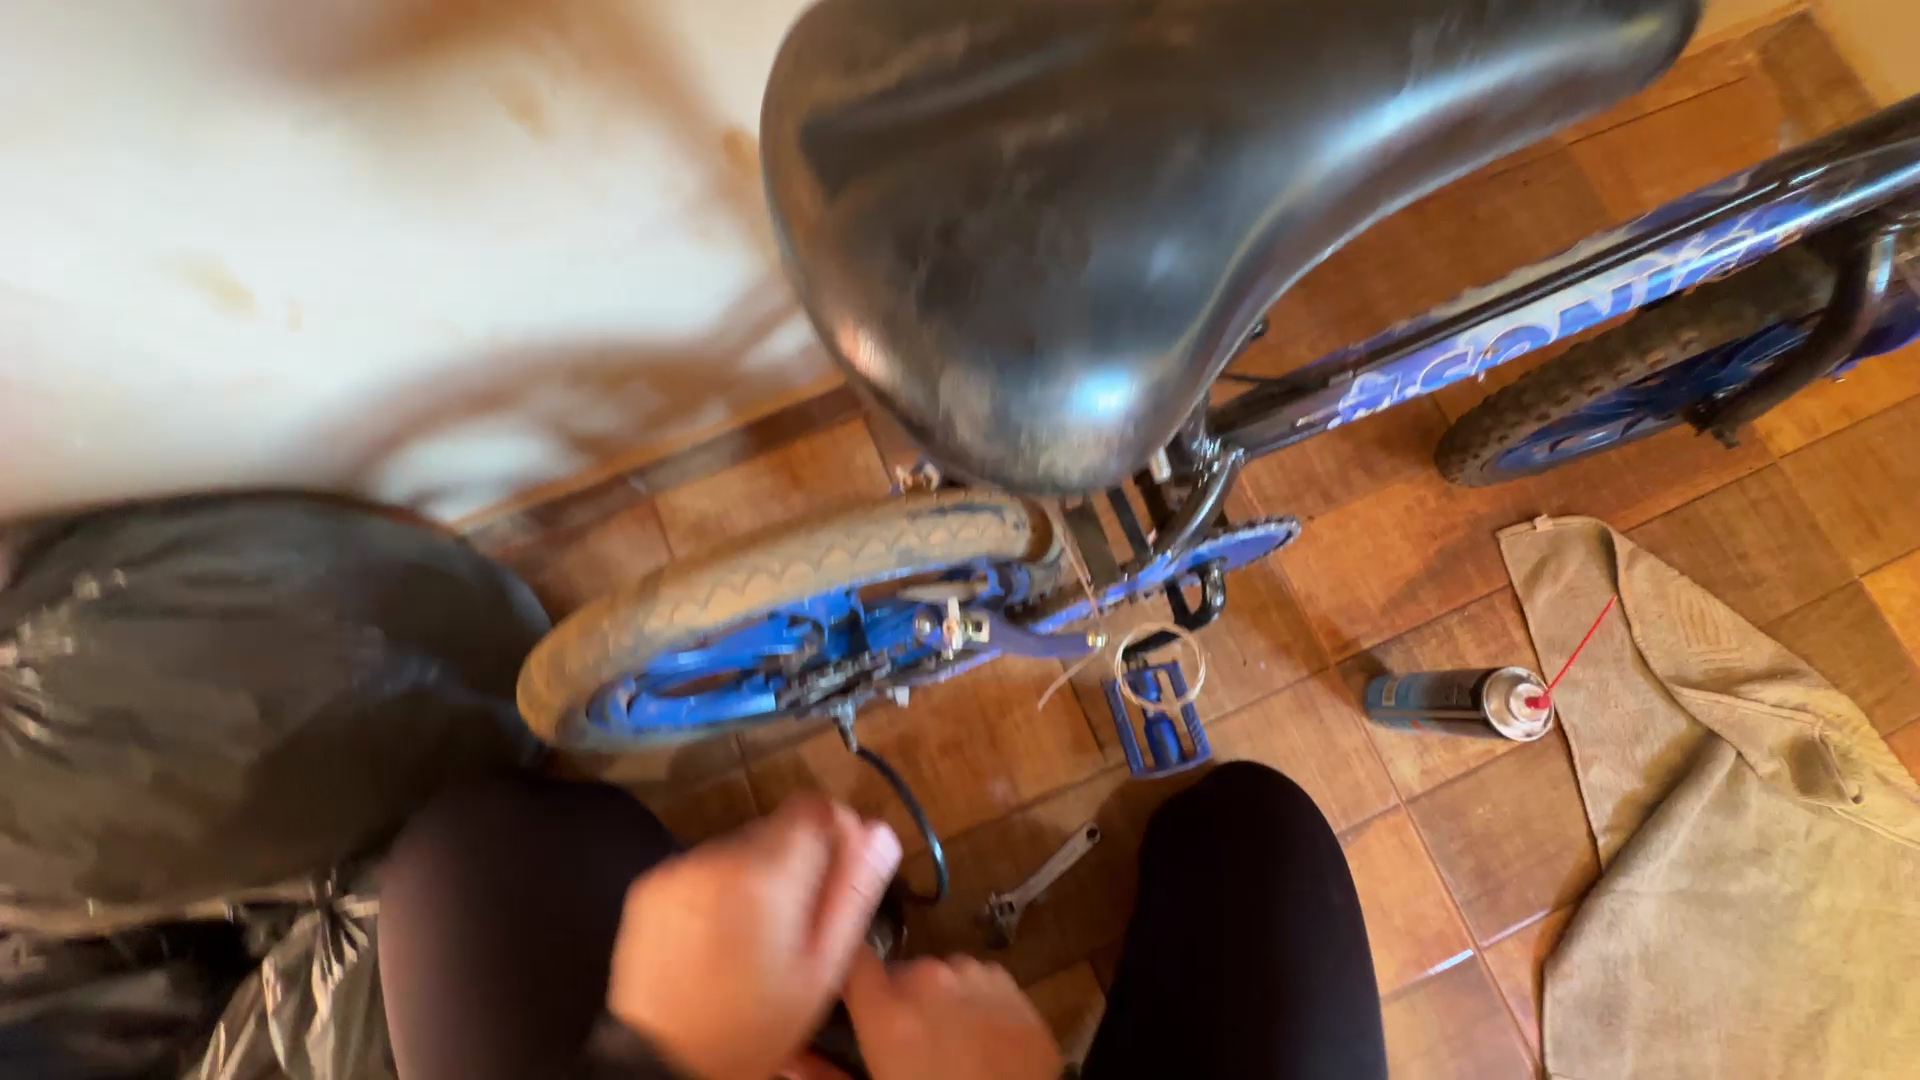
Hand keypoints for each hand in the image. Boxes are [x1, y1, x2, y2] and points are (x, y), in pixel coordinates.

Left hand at [606, 796, 902, 1079]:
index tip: (836, 871)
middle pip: (779, 825)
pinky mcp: (652, 883)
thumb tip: (880, 833)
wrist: (663, 1066)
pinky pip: (707, 864)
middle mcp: (718, 855)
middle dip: (796, 858)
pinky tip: (720, 932)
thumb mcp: (822, 967)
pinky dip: (721, 885)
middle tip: (797, 918)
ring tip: (755, 932)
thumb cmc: (756, 1023)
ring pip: (744, 844)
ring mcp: (680, 867)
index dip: (835, 830)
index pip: (816, 806)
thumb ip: (854, 890)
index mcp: (765, 873)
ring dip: (759, 872)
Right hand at [839, 950, 1062, 1079]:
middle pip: (900, 973)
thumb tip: (784, 1055)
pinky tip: (981, 1041)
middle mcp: (930, 979)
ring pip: (941, 976)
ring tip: (947, 1048)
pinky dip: (975, 1003)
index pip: (853, 957)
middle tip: (904, 1047)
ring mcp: (975, 976)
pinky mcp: (1012, 985)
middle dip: (898, 1001)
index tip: (843, 987)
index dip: (846, 969)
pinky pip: (979, 981)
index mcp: (890, 1011)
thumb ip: (823, 1075)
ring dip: (938, 1001)